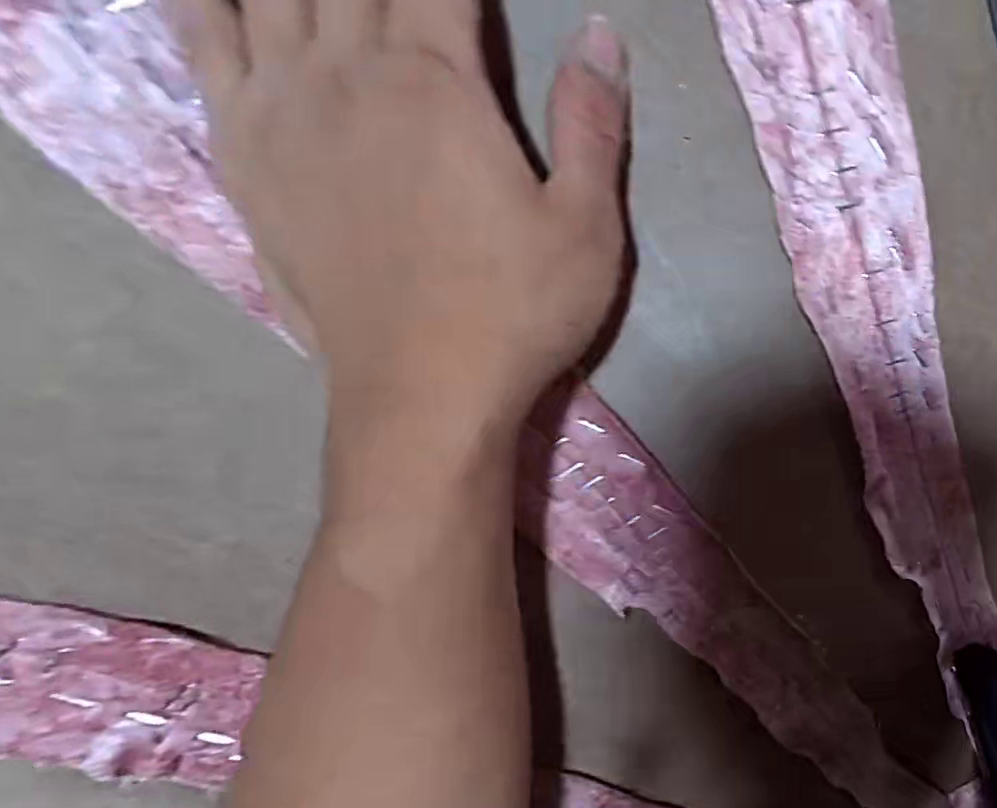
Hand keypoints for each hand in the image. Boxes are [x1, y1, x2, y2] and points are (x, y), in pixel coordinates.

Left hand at [170, 0, 631, 434]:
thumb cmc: (524, 309)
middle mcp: (344, 71)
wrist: (427, 384)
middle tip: (422, 0)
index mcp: (437, 87)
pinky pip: (201, 34)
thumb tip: (600, 34)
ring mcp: (278, 104)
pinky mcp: (242, 146)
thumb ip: (591, 128)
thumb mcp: (588, 228)